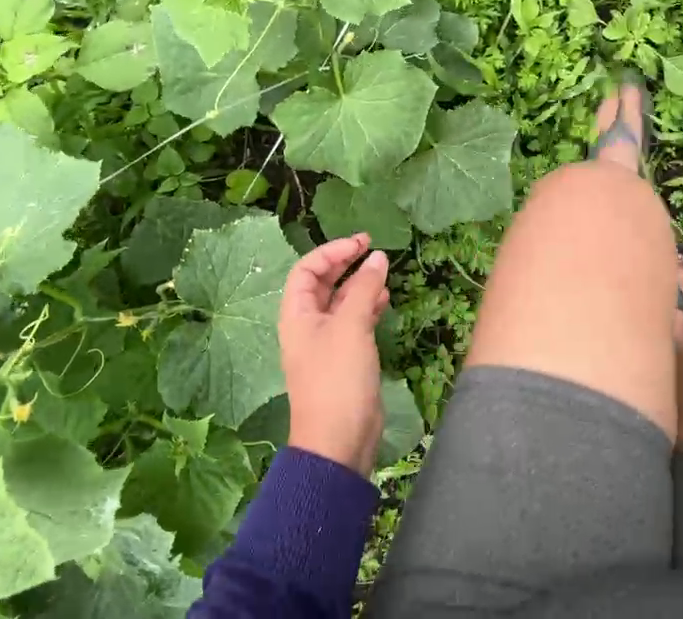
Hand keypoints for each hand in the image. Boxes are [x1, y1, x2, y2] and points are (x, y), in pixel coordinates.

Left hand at [278, 233, 390, 474]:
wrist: (339, 440)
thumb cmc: (337, 378)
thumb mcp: (351, 327)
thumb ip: (364, 288)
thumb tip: (378, 257)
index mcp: (297, 316)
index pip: (307, 270)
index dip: (332, 251)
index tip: (361, 242)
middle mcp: (308, 326)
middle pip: (323, 284)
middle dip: (346, 263)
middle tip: (373, 248)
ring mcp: (327, 343)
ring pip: (342, 302)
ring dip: (360, 284)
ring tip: (384, 272)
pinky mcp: (346, 358)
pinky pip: (355, 322)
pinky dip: (369, 306)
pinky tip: (385, 299)